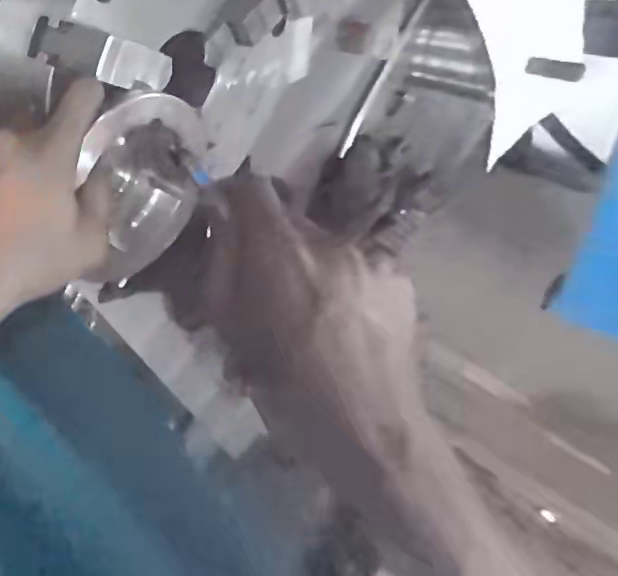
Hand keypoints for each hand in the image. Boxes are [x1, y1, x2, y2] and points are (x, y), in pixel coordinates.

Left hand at [0, 79, 108, 343]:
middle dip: (44, 146)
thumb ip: (100, 197)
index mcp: (49, 152)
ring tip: (2, 197)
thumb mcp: (87, 244)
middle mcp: (9, 136)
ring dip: (8, 158)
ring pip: (2, 140)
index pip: (79, 98)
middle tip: (40, 183)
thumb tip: (96, 168)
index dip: (90, 97)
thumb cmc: (28, 264)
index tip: (92, 104)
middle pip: (36, 124)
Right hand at [173, 174, 421, 436]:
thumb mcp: (227, 320)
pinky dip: (339, 279)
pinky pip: (356, 264)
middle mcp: (328, 238)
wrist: (369, 434)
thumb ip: (218, 256)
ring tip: (302, 304)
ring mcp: (371, 257)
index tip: (222, 212)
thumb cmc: (284, 381)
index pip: (252, 184)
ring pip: (322, 241)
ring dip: (304, 259)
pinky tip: (339, 319)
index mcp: (279, 245)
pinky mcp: (400, 280)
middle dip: (268, 235)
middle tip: (260, 273)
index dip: (233, 192)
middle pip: (288, 215)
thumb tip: (218, 214)